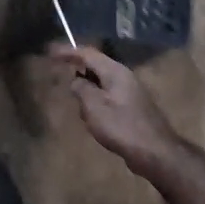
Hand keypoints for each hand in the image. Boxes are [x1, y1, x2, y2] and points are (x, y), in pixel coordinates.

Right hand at [48, 44, 178, 167]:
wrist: (155, 152)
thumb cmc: (121, 126)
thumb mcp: (93, 106)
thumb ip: (81, 88)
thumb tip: (76, 80)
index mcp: (115, 72)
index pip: (88, 53)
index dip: (67, 51)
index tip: (49, 51)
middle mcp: (124, 77)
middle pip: (96, 66)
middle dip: (77, 71)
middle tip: (60, 75)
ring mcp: (131, 92)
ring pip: (101, 83)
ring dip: (87, 91)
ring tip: (79, 107)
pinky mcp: (132, 108)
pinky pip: (108, 97)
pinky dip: (97, 103)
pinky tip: (93, 118)